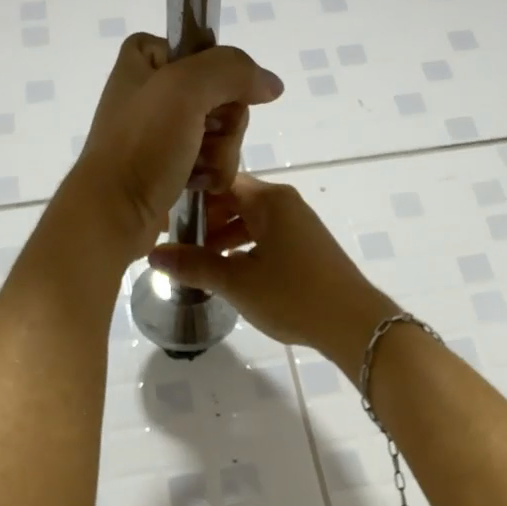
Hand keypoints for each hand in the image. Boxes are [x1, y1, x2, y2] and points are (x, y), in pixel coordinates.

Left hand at [63, 34, 283, 267]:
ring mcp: (162, 131)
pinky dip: (211, 175)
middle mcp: (154, 90)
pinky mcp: (170, 165)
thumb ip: (234, 72)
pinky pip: (213, 162)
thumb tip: (272, 85)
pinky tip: (194, 185)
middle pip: (224, 98)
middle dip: (223, 127)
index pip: (209, 53)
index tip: (204, 102)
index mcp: (146, 58)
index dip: (218, 81)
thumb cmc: (142, 146)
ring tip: (194, 170)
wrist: (114, 212)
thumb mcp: (186, 90)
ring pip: (224, 133)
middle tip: (200, 140)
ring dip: (219, 155)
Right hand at [147, 174, 398, 361]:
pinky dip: (245, 249)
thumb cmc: (292, 296)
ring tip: (199, 265)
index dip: (189, 199)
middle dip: (205, 222)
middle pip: (235, 201)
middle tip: (176, 247)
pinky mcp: (308, 248)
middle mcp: (285, 203)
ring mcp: (300, 225)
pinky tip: (232, 275)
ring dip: (224, 239)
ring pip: (251, 222)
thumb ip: (194, 265)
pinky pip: (267, 238)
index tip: (165, 222)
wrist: (352, 322)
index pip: (219, 182)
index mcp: (268, 200)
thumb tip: (153, 254)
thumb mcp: (236, 282)